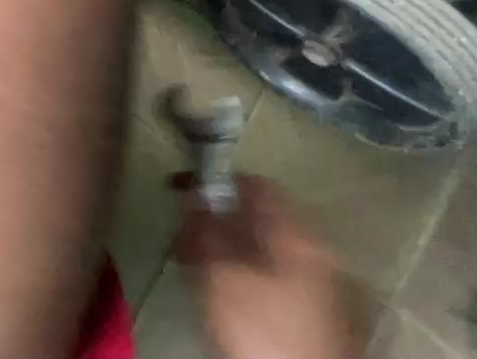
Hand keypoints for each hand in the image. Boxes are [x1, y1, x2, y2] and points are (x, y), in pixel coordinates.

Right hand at [174, 174, 357, 358]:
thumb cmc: (258, 325)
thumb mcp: (217, 271)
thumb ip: (204, 225)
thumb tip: (193, 193)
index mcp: (302, 240)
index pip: (259, 186)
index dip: (215, 179)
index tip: (178, 186)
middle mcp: (321, 257)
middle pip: (260, 219)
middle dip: (214, 220)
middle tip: (179, 233)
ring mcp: (326, 288)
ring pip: (264, 248)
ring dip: (223, 247)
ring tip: (190, 262)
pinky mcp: (319, 313)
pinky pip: (273, 274)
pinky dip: (242, 270)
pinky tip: (217, 286)